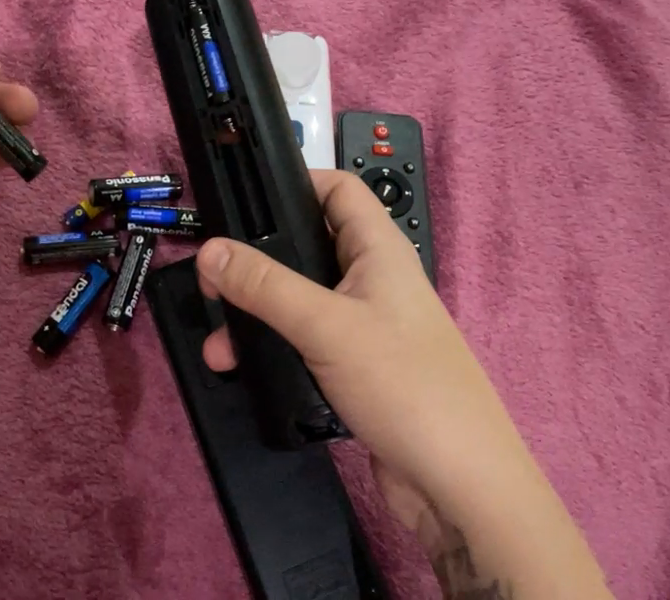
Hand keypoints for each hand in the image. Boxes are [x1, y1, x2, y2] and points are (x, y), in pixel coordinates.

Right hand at [195, 172, 523, 567]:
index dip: (294, 181)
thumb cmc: (405, 384)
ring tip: (218, 340)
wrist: (460, 487)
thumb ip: (265, 285)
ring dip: (258, 312)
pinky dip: (273, 347)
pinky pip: (305, 340)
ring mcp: (366, 324)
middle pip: (307, 245)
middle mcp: (373, 279)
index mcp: (379, 249)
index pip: (337, 188)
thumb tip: (208, 249)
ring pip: (299, 298)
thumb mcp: (326, 325)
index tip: (241, 198)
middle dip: (258, 260)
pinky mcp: (356, 367)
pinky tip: (243, 367)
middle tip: (213, 278)